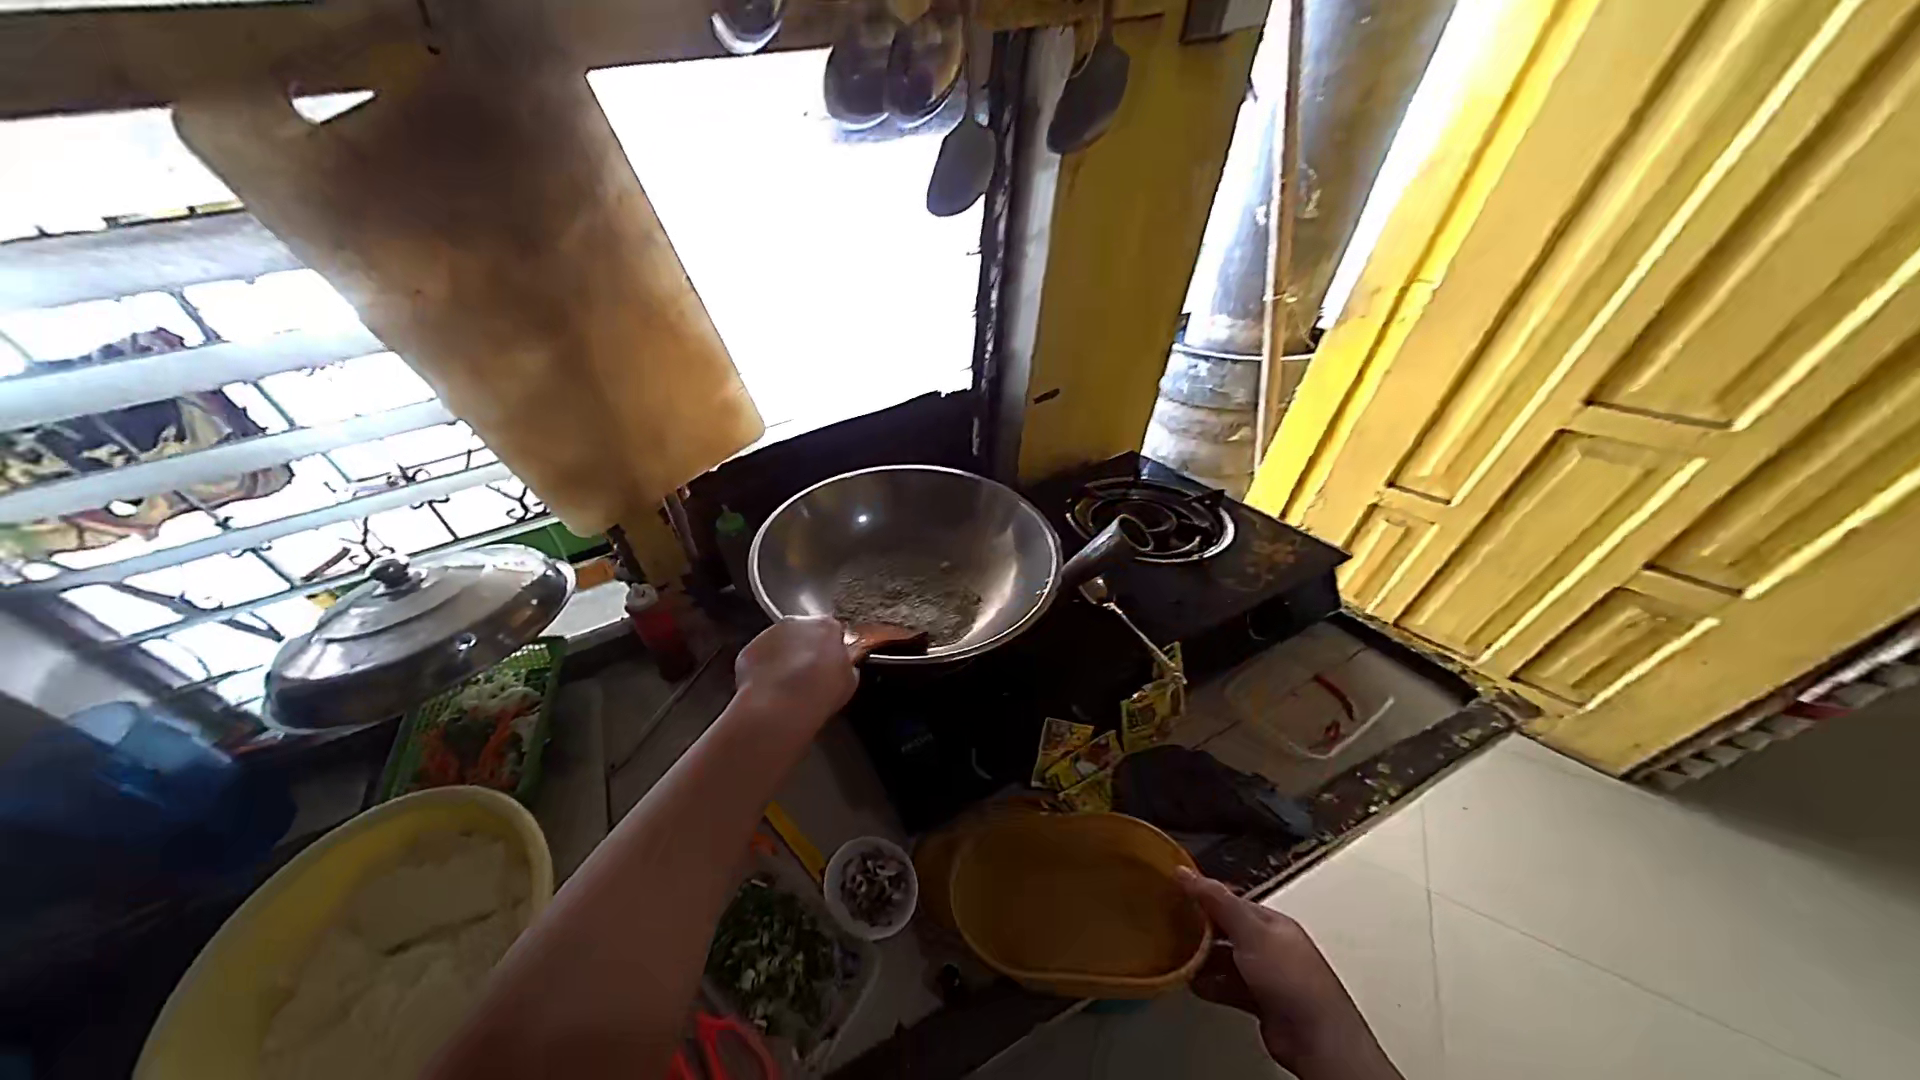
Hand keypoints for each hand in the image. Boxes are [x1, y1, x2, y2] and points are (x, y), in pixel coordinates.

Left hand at [733, 617, 858, 730]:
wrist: (781, 706)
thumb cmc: (819, 692)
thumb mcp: (849, 681)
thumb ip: (845, 666)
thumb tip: (841, 668)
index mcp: (826, 626)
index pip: (832, 631)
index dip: (831, 649)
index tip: (830, 665)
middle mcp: (797, 622)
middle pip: (803, 632)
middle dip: (806, 649)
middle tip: (808, 677)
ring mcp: (769, 634)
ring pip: (779, 644)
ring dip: (783, 658)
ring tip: (787, 687)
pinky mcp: (749, 649)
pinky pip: (760, 658)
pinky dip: (763, 670)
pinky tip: (770, 689)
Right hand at [1177, 867, 1402, 1079]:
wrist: (1317, 1041)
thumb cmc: (1292, 980)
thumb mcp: (1250, 931)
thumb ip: (1216, 901)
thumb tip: (1184, 872)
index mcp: (1272, 923)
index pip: (1232, 901)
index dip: (1204, 896)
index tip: (1177, 894)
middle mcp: (1270, 946)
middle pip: (1228, 931)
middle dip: (1201, 929)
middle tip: (1173, 925)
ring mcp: (1267, 976)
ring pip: (1227, 960)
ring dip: (1204, 959)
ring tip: (1179, 956)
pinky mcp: (1261, 1003)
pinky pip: (1229, 987)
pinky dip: (1212, 984)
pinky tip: (1195, 984)